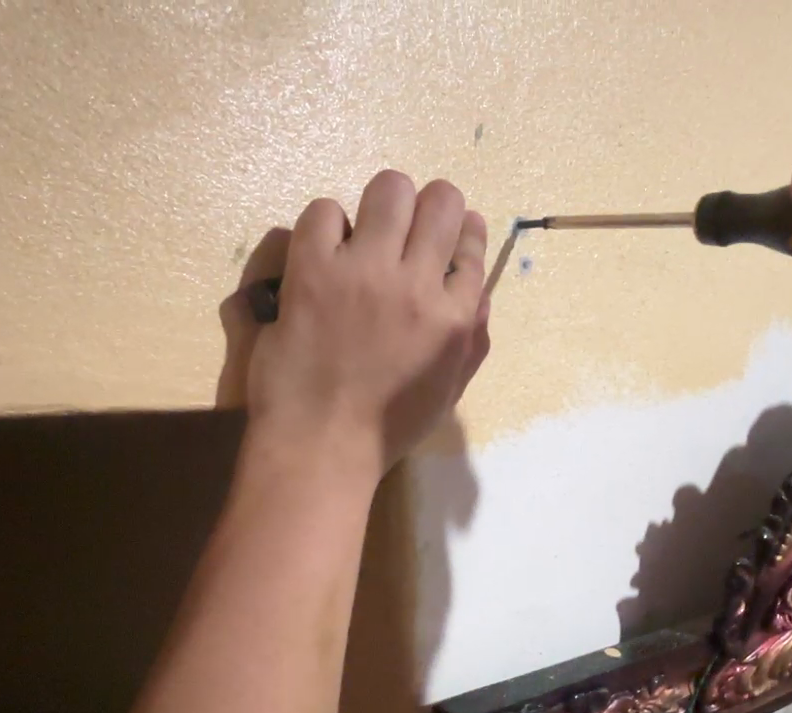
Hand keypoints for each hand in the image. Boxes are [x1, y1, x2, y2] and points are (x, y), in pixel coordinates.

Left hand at [245, 170, 490, 482]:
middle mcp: (417, 284)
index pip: (471, 246)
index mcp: (454, 317)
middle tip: (410, 227)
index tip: (453, 231)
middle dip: (431, 205)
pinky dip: (327, 225)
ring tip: (368, 231)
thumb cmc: (389, 427)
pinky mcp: (313, 270)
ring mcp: (364, 272)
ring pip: (390, 190)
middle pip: (441, 201)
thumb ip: (472, 342)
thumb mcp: (449, 392)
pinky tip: (325, 251)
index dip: (463, 231)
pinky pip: (324, 211)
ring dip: (384, 205)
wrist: (323, 443)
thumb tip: (478, 292)